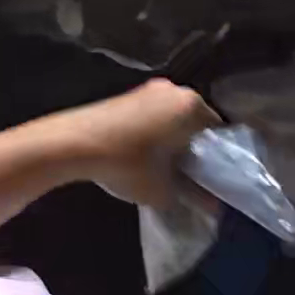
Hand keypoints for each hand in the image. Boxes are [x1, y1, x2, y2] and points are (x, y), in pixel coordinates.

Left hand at [27, 79, 218, 208]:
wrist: (75, 143)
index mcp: (192, 105)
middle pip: (195, 124)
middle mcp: (174, 90)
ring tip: (164, 170)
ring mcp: (149, 89)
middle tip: (189, 177)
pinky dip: (153, 133)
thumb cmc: (128, 163)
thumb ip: (193, 196)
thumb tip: (212, 205)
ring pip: (172, 119)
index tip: (210, 181)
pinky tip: (144, 156)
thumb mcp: (165, 189)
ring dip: (172, 141)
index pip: (219, 134)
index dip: (217, 160)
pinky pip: (152, 115)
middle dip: (194, 149)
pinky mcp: (127, 94)